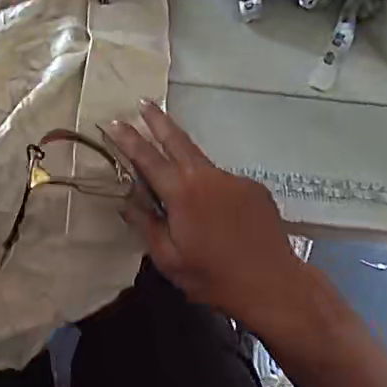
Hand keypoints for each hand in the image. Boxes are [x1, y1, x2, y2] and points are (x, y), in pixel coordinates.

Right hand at [104, 101, 321, 329]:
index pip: (148, 158)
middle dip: (159, 121)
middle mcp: (208, 177)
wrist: (272, 283)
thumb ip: (146, 225)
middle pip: (178, 141)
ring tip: (181, 191)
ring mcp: (235, 180)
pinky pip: (225, 184)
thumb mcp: (169, 259)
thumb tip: (126, 201)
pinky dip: (213, 191)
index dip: (129, 139)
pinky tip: (217, 217)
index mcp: (182, 193)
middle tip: (144, 103)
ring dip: (187, 164)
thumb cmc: (213, 277)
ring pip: (202, 165)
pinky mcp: (254, 189)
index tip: (114, 122)